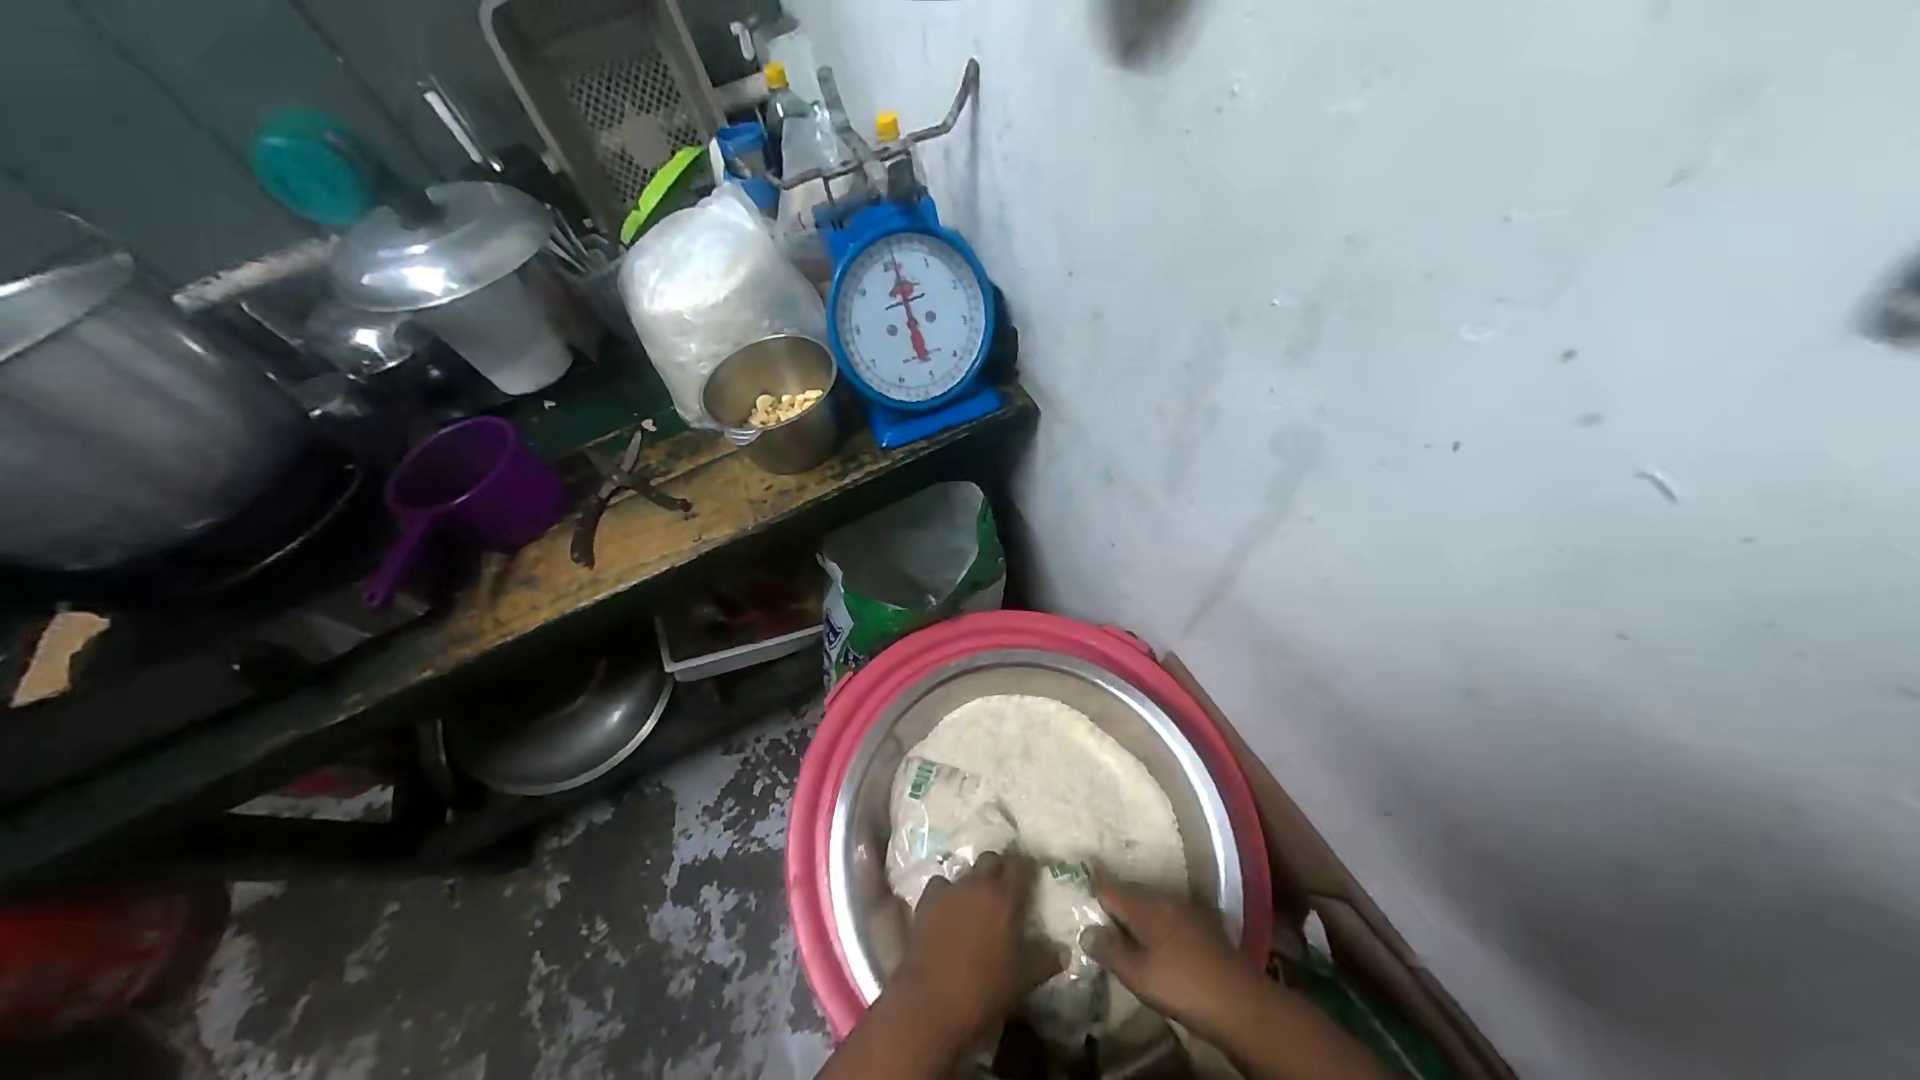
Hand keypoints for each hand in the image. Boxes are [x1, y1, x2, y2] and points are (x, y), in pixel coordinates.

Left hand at [889, 851, 1063, 1040]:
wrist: (933, 1002)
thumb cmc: (985, 989)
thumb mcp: (1023, 979)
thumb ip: (1045, 960)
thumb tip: (1064, 952)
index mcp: (1005, 898)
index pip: (1020, 866)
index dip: (1026, 868)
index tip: (1031, 875)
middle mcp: (978, 885)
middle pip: (990, 859)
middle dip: (998, 868)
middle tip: (1003, 887)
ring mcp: (949, 891)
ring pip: (964, 871)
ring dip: (971, 881)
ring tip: (974, 901)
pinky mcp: (925, 902)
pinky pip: (939, 885)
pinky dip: (945, 893)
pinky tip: (947, 910)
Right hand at [1083, 880, 1266, 1035]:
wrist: (1241, 1003)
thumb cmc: (1181, 986)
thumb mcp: (1137, 975)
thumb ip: (1109, 951)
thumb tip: (1086, 931)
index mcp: (1145, 905)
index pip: (1109, 888)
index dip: (1093, 893)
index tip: (1079, 900)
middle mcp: (1166, 899)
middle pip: (1132, 895)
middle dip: (1115, 907)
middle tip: (1100, 925)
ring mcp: (1188, 911)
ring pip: (1153, 906)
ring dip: (1138, 918)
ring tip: (1127, 938)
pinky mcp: (1205, 926)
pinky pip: (1171, 918)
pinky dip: (1159, 927)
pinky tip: (1159, 947)